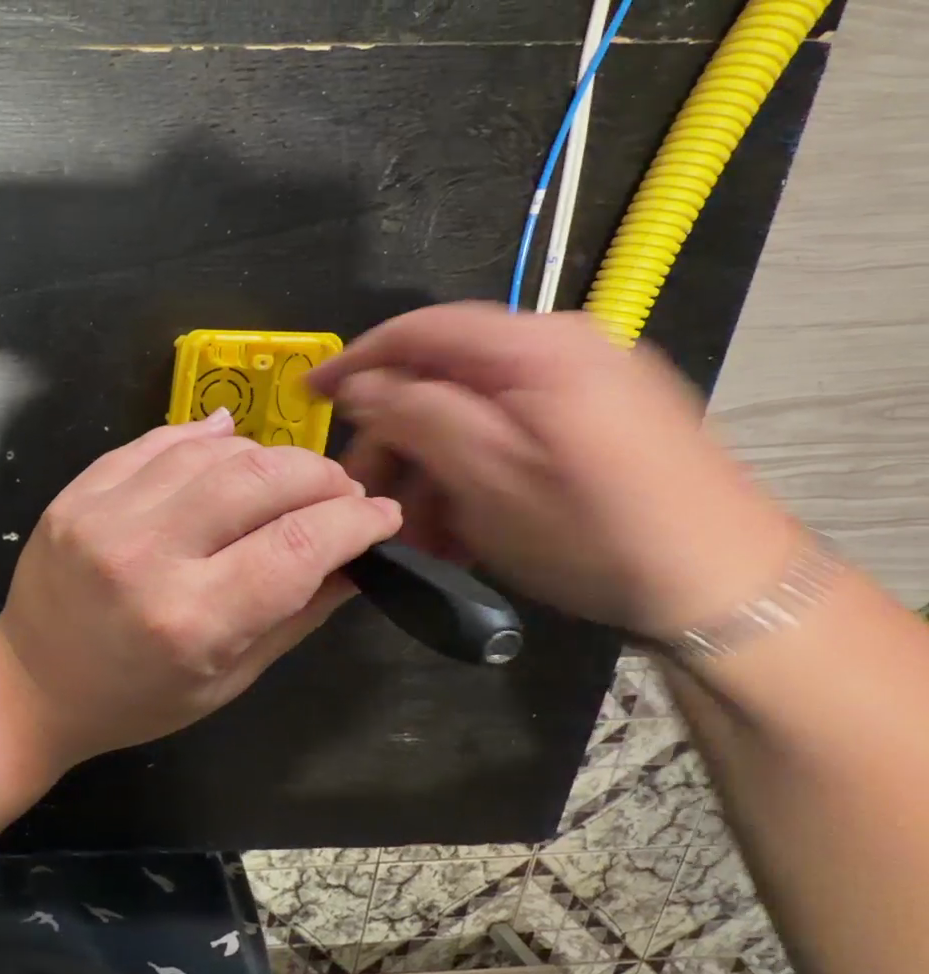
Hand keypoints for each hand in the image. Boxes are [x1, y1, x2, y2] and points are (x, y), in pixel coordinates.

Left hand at [0, 408, 401, 768]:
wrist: (30, 686)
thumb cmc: (133, 700)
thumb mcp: (227, 679)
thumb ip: (296, 614)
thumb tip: (359, 557)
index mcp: (190, 620)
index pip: (298, 546)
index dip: (357, 521)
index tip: (381, 515)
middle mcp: (145, 557)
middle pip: (260, 480)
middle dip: (321, 476)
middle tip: (339, 493)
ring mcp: (101, 518)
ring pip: (209, 451)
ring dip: (265, 454)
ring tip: (286, 477)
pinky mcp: (73, 496)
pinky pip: (152, 443)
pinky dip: (200, 437)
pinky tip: (227, 442)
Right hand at [307, 302, 798, 637]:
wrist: (724, 585)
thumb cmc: (593, 531)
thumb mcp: (486, 474)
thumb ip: (415, 414)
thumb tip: (363, 385)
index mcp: (534, 349)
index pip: (420, 329)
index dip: (354, 359)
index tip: (308, 394)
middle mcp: (561, 351)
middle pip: (443, 375)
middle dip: (393, 435)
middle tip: (363, 493)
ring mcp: (585, 388)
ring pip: (471, 413)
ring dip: (427, 467)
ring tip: (412, 529)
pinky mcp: (597, 424)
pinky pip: (507, 435)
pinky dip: (468, 474)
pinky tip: (457, 526)